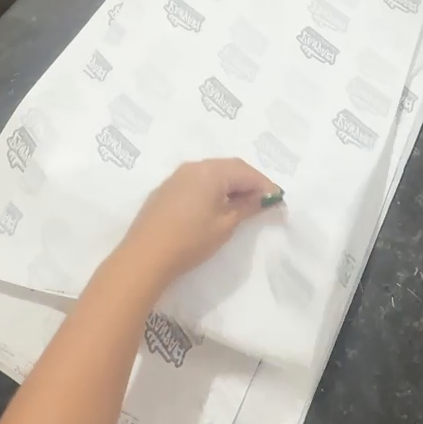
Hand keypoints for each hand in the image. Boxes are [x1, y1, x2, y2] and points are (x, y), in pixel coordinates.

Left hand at [114, 159, 280, 286]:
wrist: (144, 257)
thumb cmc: (190, 240)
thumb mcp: (225, 225)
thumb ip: (247, 207)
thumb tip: (264, 198)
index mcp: (211, 171)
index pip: (246, 172)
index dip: (265, 184)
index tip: (278, 199)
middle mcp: (194, 166)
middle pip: (229, 167)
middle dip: (249, 182)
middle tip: (263, 201)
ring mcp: (177, 176)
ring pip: (212, 173)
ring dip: (230, 185)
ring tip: (242, 205)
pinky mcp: (166, 189)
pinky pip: (197, 181)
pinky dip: (212, 189)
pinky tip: (216, 206)